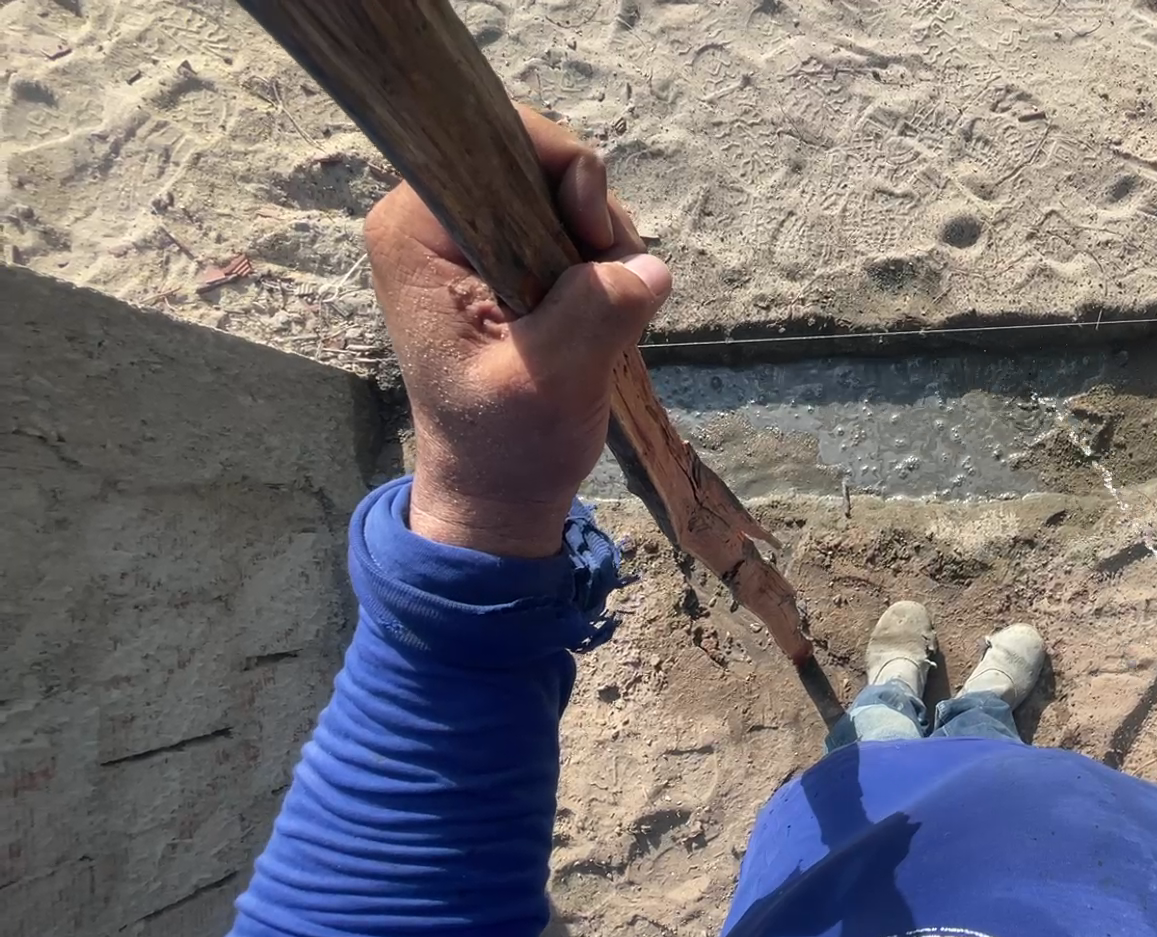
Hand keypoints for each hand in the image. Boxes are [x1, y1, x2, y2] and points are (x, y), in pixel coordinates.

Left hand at [365, 106, 671, 557]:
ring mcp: (485, 249)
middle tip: (609, 295)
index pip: (495, 142)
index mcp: (421, 233)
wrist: (502, 490)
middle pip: (544, 168)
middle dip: (596, 224)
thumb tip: (652, 268)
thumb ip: (596, 313)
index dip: (562, 173)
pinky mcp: (518, 275)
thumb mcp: (551, 381)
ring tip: (607, 322)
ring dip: (610, 257)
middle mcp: (446, 225)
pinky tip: (605, 321)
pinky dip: (610, 276)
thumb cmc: (508, 443)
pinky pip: (582, 244)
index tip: (594, 242)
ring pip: (573, 207)